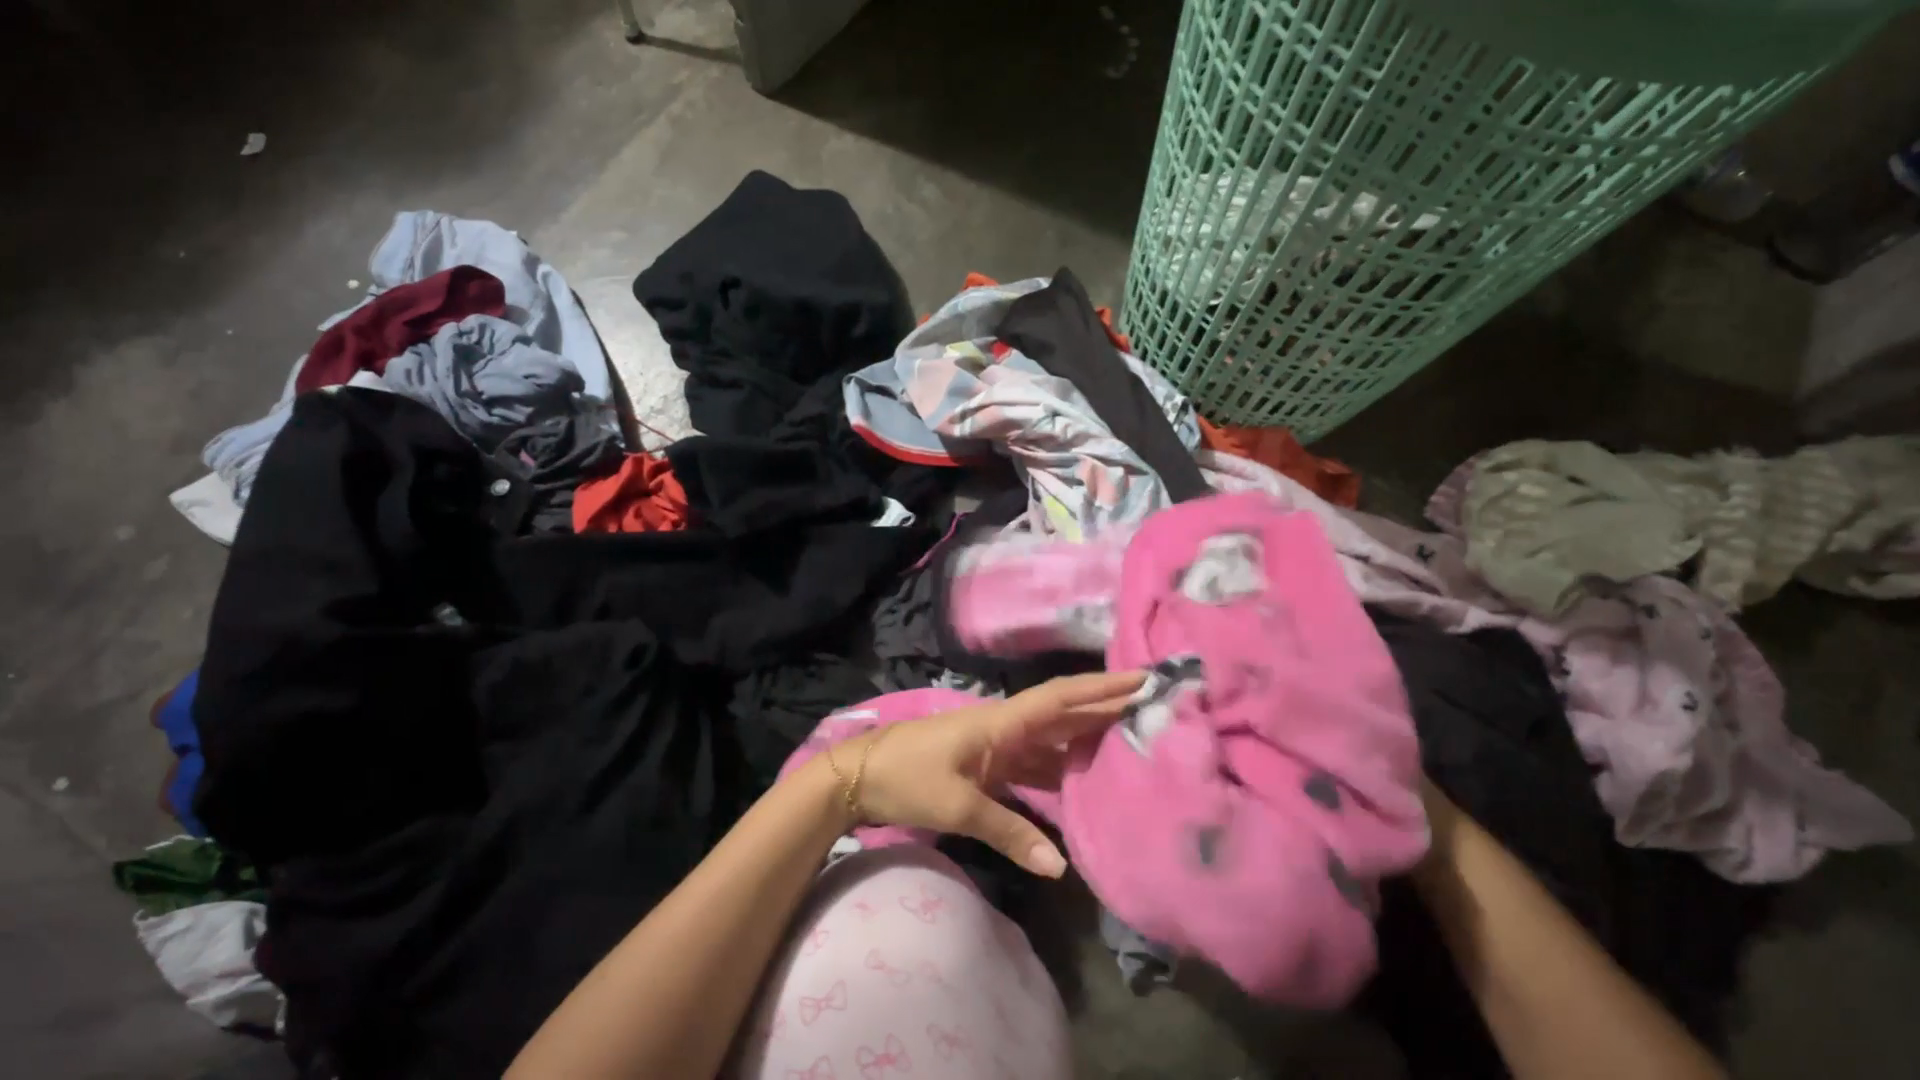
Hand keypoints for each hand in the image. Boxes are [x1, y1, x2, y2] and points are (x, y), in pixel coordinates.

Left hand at [825, 671, 1144, 877]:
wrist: (857, 779)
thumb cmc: (906, 780)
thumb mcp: (958, 806)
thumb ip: (1010, 833)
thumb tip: (1060, 868)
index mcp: (1001, 723)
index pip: (1061, 699)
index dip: (1102, 688)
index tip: (1143, 678)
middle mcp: (1005, 727)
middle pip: (1064, 715)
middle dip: (1106, 709)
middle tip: (1155, 708)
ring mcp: (996, 747)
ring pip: (1052, 740)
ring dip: (1088, 739)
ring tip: (1132, 742)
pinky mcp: (987, 767)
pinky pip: (1035, 764)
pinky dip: (1061, 770)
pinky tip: (1084, 783)